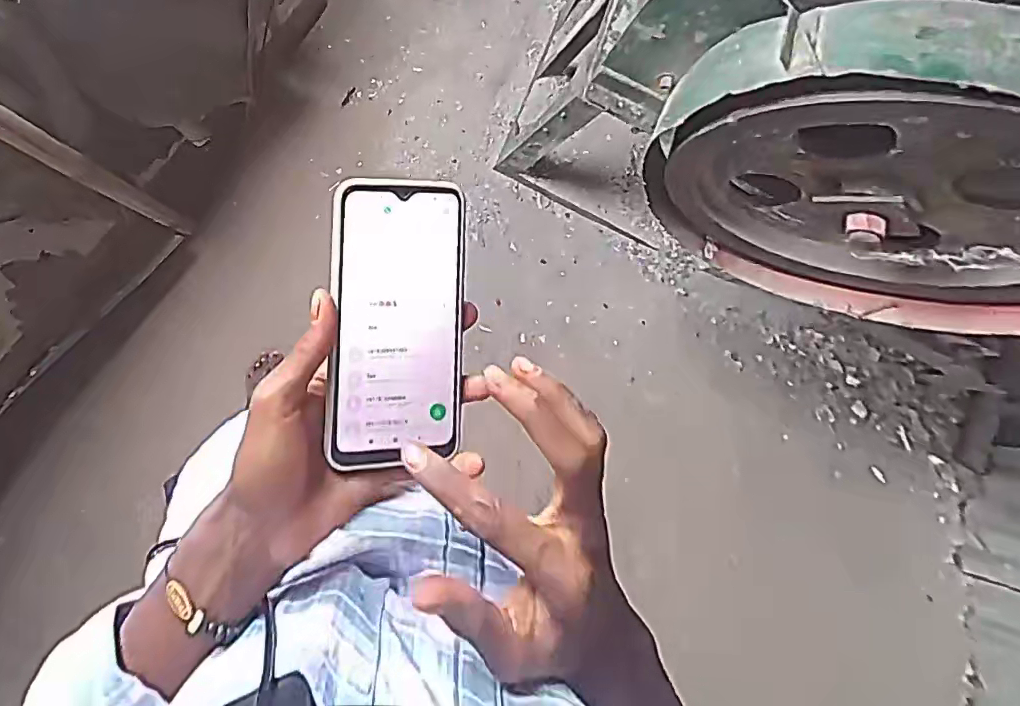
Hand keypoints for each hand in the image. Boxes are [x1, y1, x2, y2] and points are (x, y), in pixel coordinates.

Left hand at [226, 290, 482, 580]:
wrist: (261, 533)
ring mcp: (370, 443)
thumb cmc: (258, 463)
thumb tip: (323, 305)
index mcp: (331, 384)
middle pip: (402, 379)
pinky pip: (417, 465)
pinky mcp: (379, 476)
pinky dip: (444, 461)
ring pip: (417, 418)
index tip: (426, 307)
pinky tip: (465, 455)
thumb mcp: (278, 399)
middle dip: (435, 361)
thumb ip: (306, 355)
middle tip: (462, 340)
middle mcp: (354, 409)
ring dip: (447, 405)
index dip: (397, 325)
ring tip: (475, 392)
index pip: (369, 345)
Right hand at [402, 357, 678, 704]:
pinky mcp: (593, 490)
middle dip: (531, 412)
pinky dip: (564, 402)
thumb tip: (422, 590)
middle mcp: (583, 528)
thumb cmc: (554, 643)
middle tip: (492, 379)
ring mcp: (594, 505)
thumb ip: (468, 618)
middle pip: (573, 457)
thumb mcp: (509, 651)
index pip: (497, 518)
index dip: (450, 486)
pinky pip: (587, 437)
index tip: (415, 456)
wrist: (603, 641)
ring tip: (514, 367)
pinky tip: (536, 381)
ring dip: (551, 396)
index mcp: (557, 568)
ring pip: (587, 439)